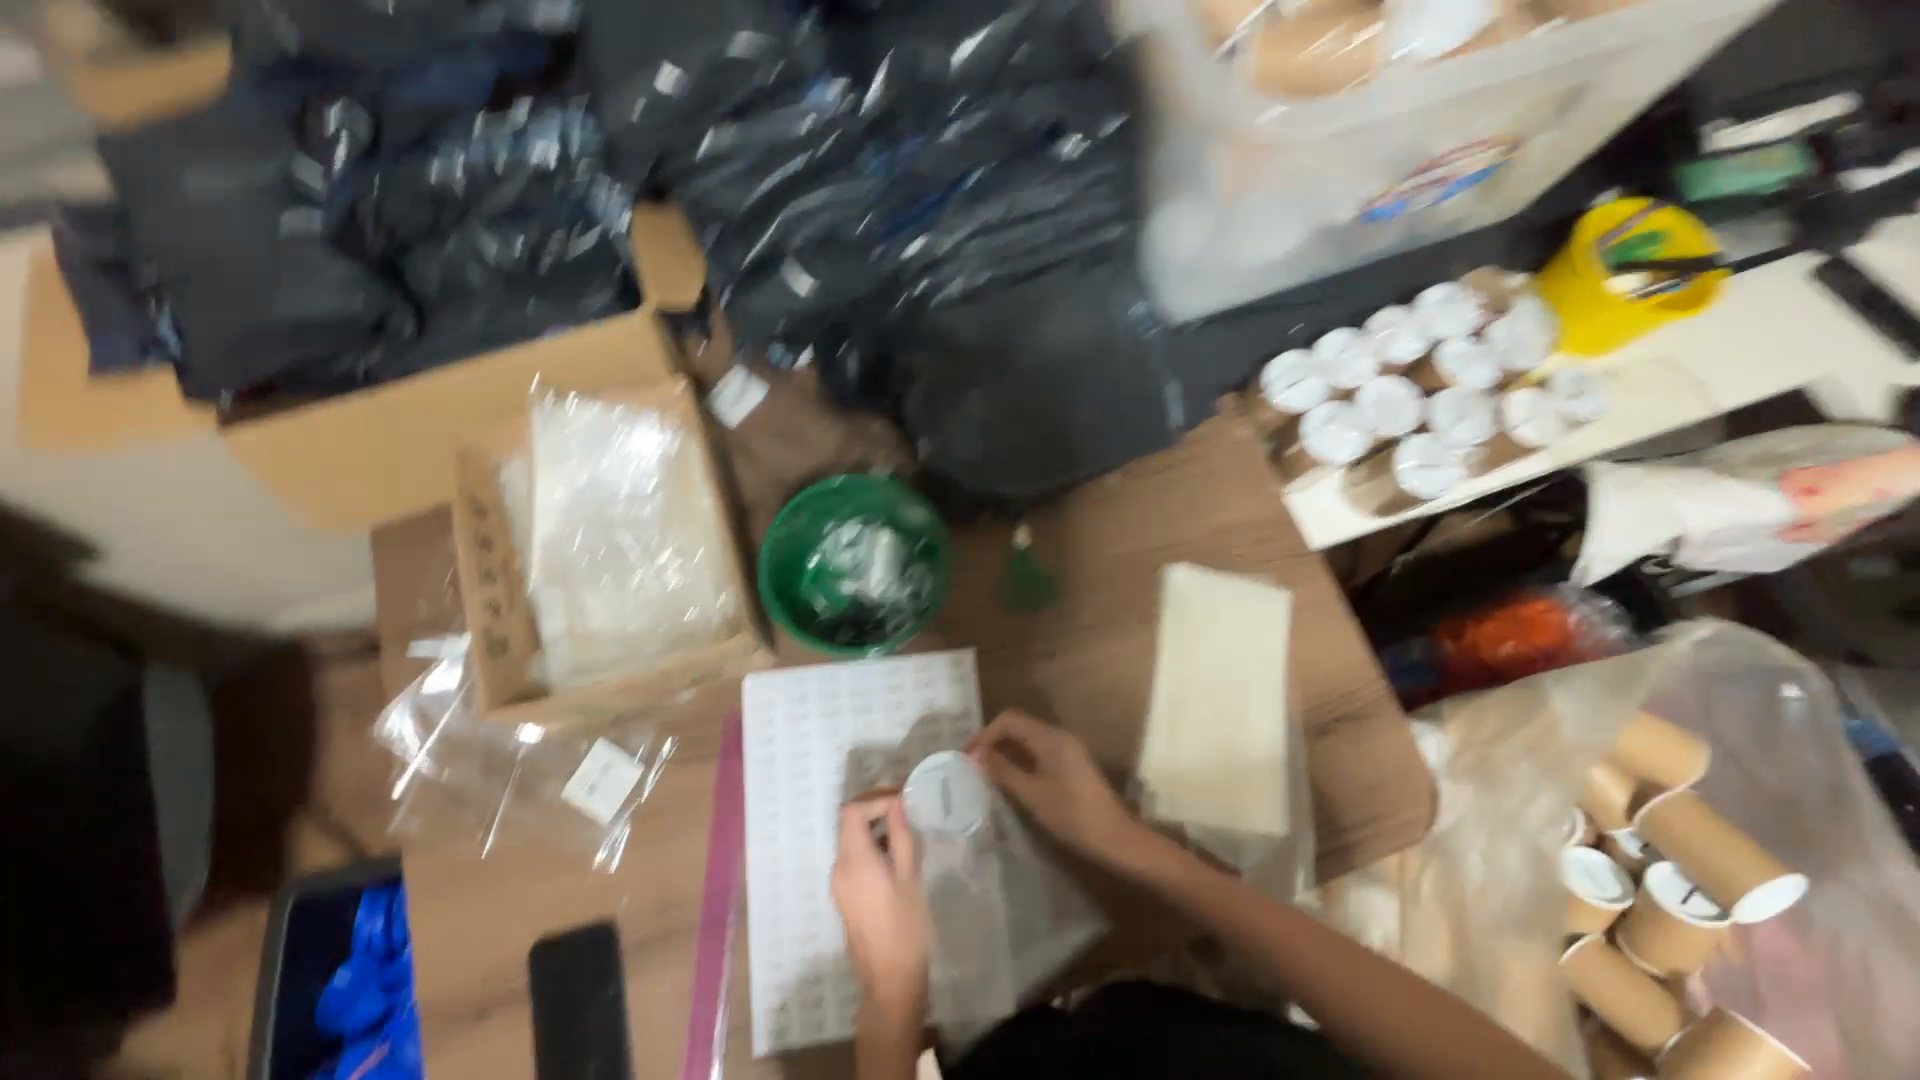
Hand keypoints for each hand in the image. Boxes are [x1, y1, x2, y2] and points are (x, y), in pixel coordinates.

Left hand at [831, 793, 930, 1027]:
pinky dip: (872, 843)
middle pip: (848, 822)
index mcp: (854, 861)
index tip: (903, 797)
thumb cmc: (906, 927)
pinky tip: (896, 850)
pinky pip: (854, 856)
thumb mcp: (910, 877)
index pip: (852, 812)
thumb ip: (901, 837)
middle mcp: (839, 867)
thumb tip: (897, 804)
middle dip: (875, 807)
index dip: (876, 798)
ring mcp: (839, 882)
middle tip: (906, 804)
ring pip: (851, 839)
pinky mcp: (845, 894)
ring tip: (906, 824)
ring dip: (874, 825)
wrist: (890, 979)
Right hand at [969, 709, 1148, 866]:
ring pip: (1028, 738)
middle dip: (993, 740)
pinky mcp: (1071, 763)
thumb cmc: (1071, 815)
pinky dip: (1020, 758)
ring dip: (1006, 749)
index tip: (967, 756)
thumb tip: (977, 755)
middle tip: (971, 762)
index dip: (985, 734)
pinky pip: (1038, 750)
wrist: (1114, 837)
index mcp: (1050, 738)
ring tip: (984, 770)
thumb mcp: (1032, 794)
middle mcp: (1059, 736)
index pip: (1009, 719)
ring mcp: (1067, 749)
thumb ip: (1003, 771)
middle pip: (1018, 725)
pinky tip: (1009, 777)